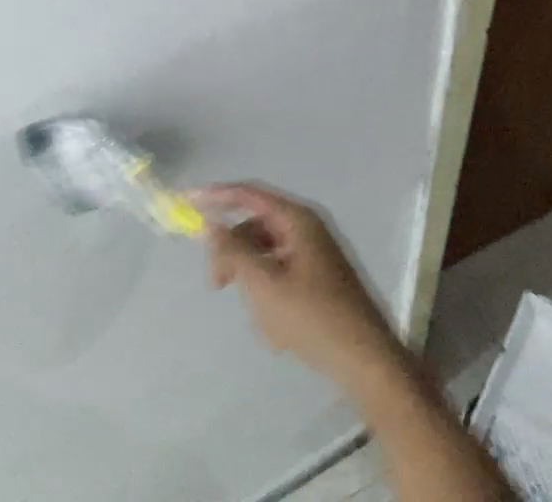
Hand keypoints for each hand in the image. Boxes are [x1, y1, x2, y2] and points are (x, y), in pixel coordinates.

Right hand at [192, 183, 408, 389]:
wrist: (364, 358)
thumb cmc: (312, 316)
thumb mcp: (264, 283)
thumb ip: (234, 250)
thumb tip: (212, 224)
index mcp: (298, 220)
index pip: (249, 194)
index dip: (216, 195)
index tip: (187, 201)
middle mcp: (307, 229)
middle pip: (255, 225)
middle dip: (232, 250)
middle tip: (216, 284)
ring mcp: (314, 254)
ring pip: (265, 252)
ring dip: (250, 277)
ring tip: (258, 315)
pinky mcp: (317, 279)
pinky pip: (280, 274)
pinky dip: (268, 293)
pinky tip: (274, 327)